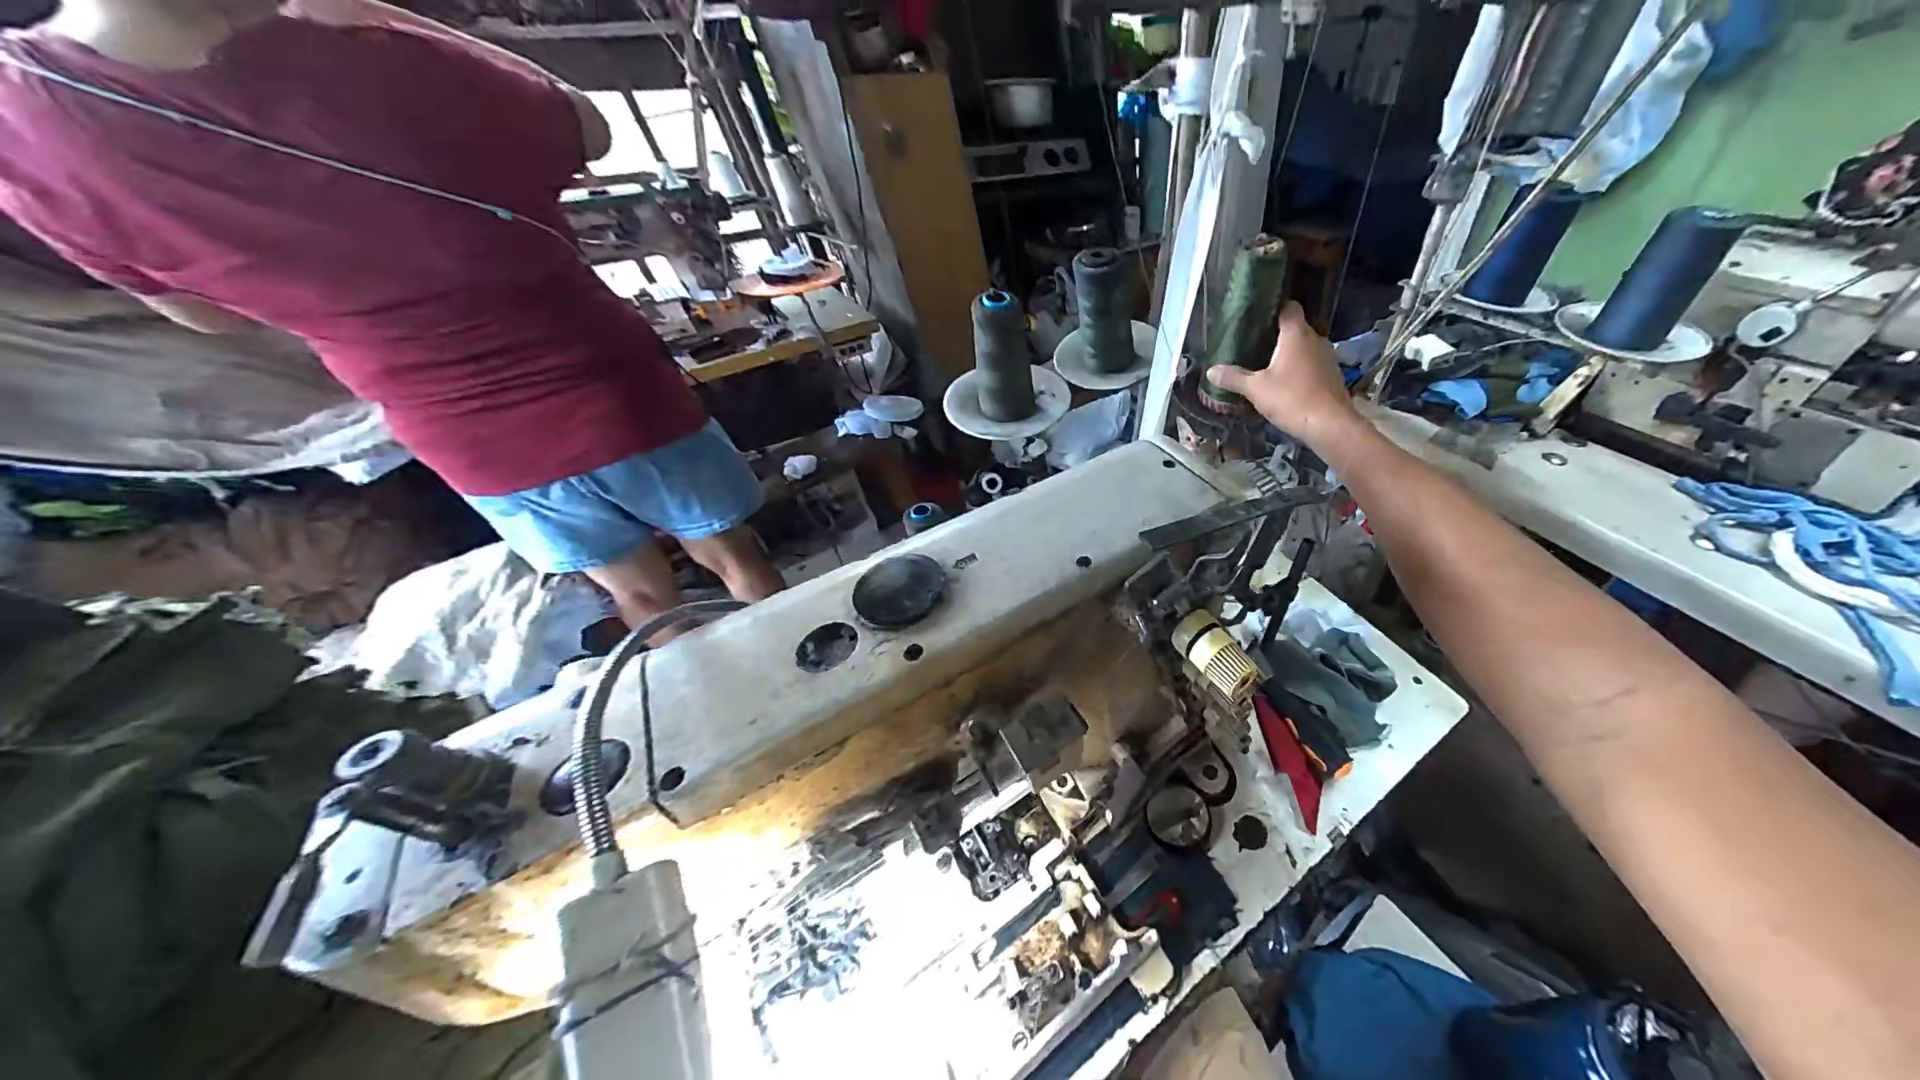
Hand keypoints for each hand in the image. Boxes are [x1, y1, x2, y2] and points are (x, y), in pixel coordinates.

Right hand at [1205, 301, 1365, 452]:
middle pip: (1296, 327)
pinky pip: (1312, 361)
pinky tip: (1286, 380)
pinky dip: (1300, 366)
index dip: (1275, 308)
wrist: (1329, 424)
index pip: (1289, 307)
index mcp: (1296, 334)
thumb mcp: (1255, 389)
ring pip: (1304, 346)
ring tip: (1268, 363)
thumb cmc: (1291, 399)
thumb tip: (1211, 371)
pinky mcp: (1332, 373)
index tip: (1259, 317)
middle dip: (1278, 334)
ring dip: (1289, 352)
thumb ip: (1233, 378)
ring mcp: (1327, 355)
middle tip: (1255, 343)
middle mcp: (1315, 339)